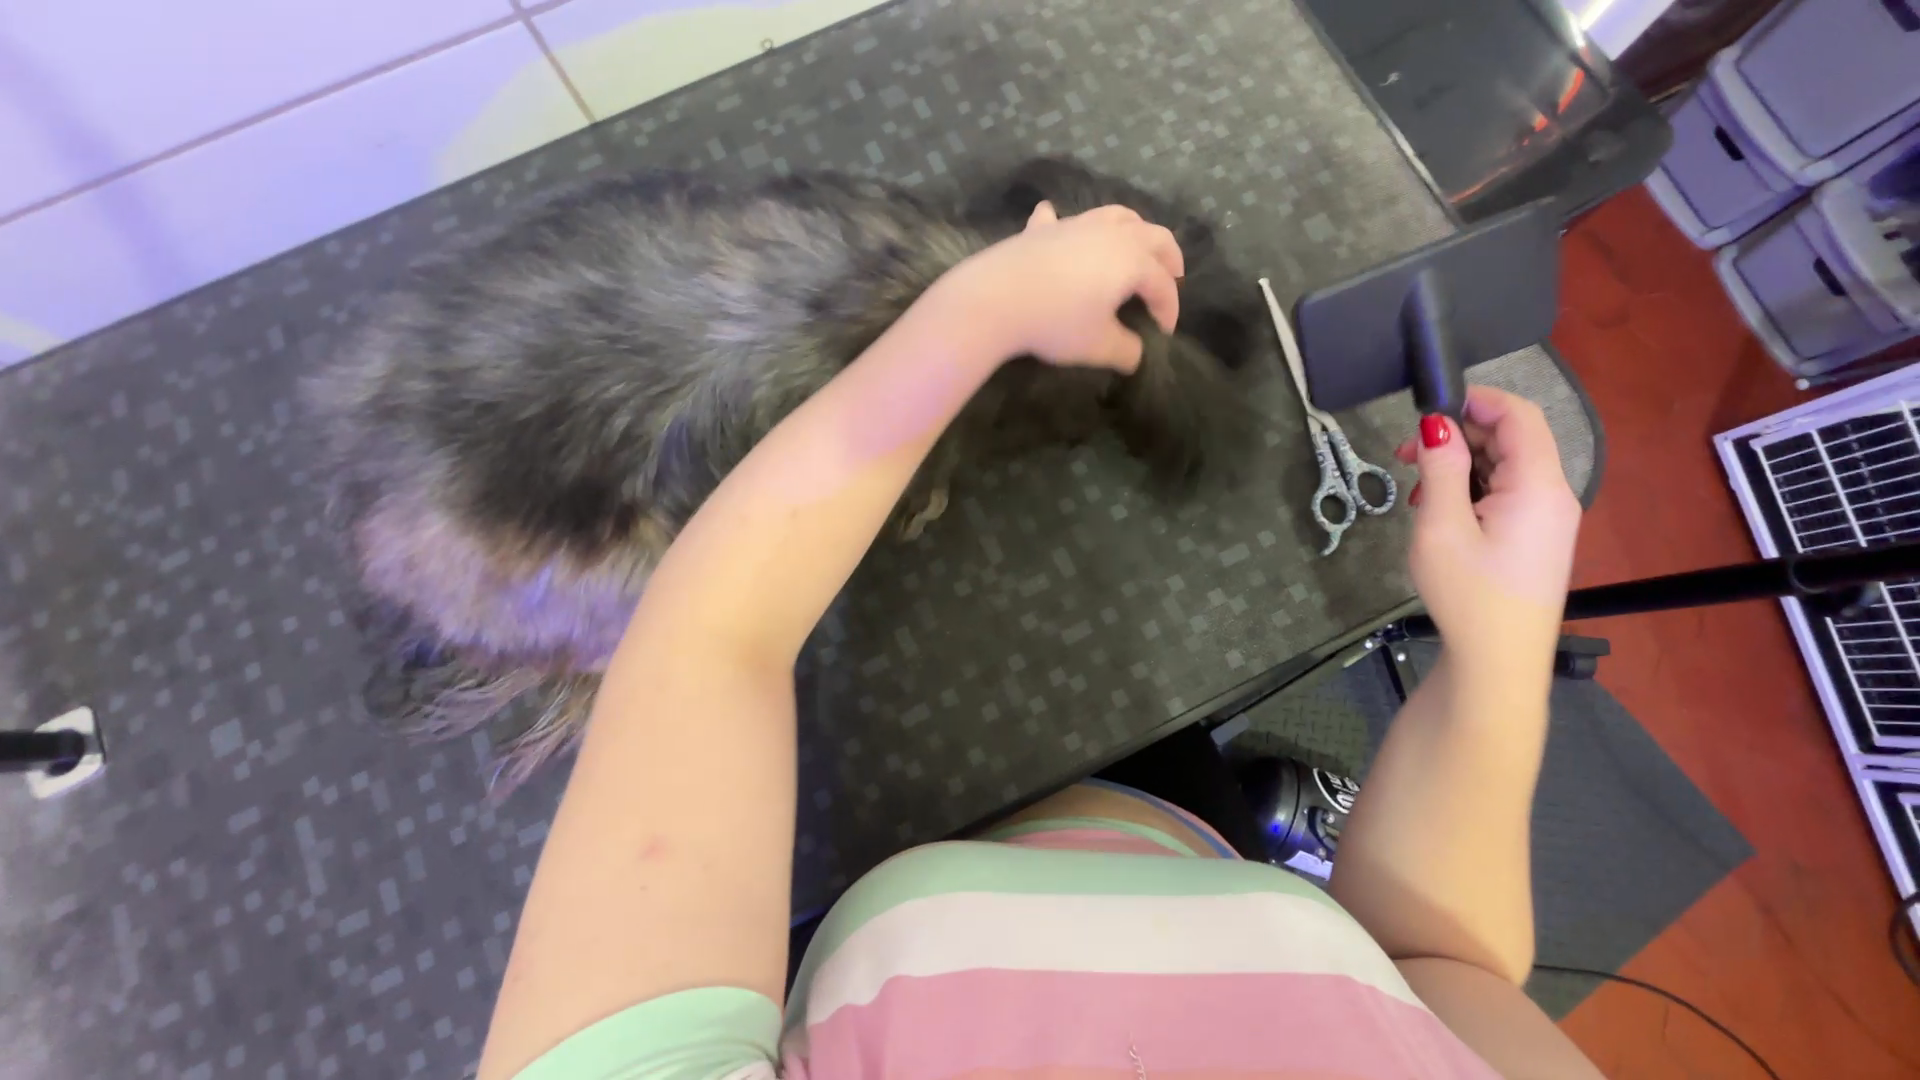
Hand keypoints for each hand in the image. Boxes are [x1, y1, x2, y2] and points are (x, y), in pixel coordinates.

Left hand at [935, 201, 1184, 371]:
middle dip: (1168, 258)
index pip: (1163, 285)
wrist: (994, 300)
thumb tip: (1137, 356)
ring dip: (1133, 230)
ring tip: (1134, 247)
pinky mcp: (1040, 230)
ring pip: (1116, 216)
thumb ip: (1126, 350)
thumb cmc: (1055, 323)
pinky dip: (1067, 224)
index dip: (1169, 310)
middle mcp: (1111, 233)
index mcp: (1133, 260)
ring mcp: (1075, 226)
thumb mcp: (1098, 346)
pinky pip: (1061, 220)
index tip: (1163, 334)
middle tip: (1173, 276)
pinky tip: (1057, 222)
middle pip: (1154, 236)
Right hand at [1395, 387, 1580, 672]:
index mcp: (1538, 486)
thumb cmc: (1468, 593)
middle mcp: (1553, 494)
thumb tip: (1437, 423)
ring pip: (1505, 467)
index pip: (1518, 415)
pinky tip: (1439, 510)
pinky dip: (1471, 488)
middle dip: (1458, 435)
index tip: (1424, 408)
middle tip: (1404, 455)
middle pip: (1511, 439)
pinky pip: (1506, 493)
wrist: (1498, 659)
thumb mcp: (1441, 527)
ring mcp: (1547, 518)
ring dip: (1460, 464)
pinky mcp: (1535, 537)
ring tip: (1417, 490)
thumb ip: (1441, 470)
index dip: (1475, 400)